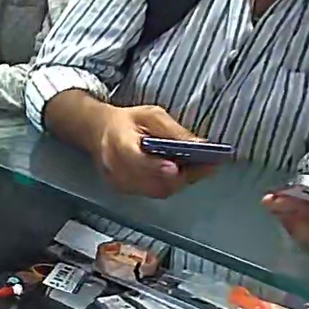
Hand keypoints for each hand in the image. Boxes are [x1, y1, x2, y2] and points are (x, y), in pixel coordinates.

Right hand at [91, 104, 205, 198]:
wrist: (100, 132)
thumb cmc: (127, 122)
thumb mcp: (151, 115)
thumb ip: (173, 131)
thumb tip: (200, 146)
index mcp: (118, 143)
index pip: (135, 160)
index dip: (155, 167)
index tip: (175, 167)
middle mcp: (115, 168)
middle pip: (151, 182)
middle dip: (181, 175)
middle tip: (207, 165)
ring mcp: (119, 183)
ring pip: (156, 190)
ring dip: (180, 180)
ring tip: (198, 167)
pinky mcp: (124, 191)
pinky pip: (153, 192)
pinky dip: (170, 183)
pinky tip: (180, 172)